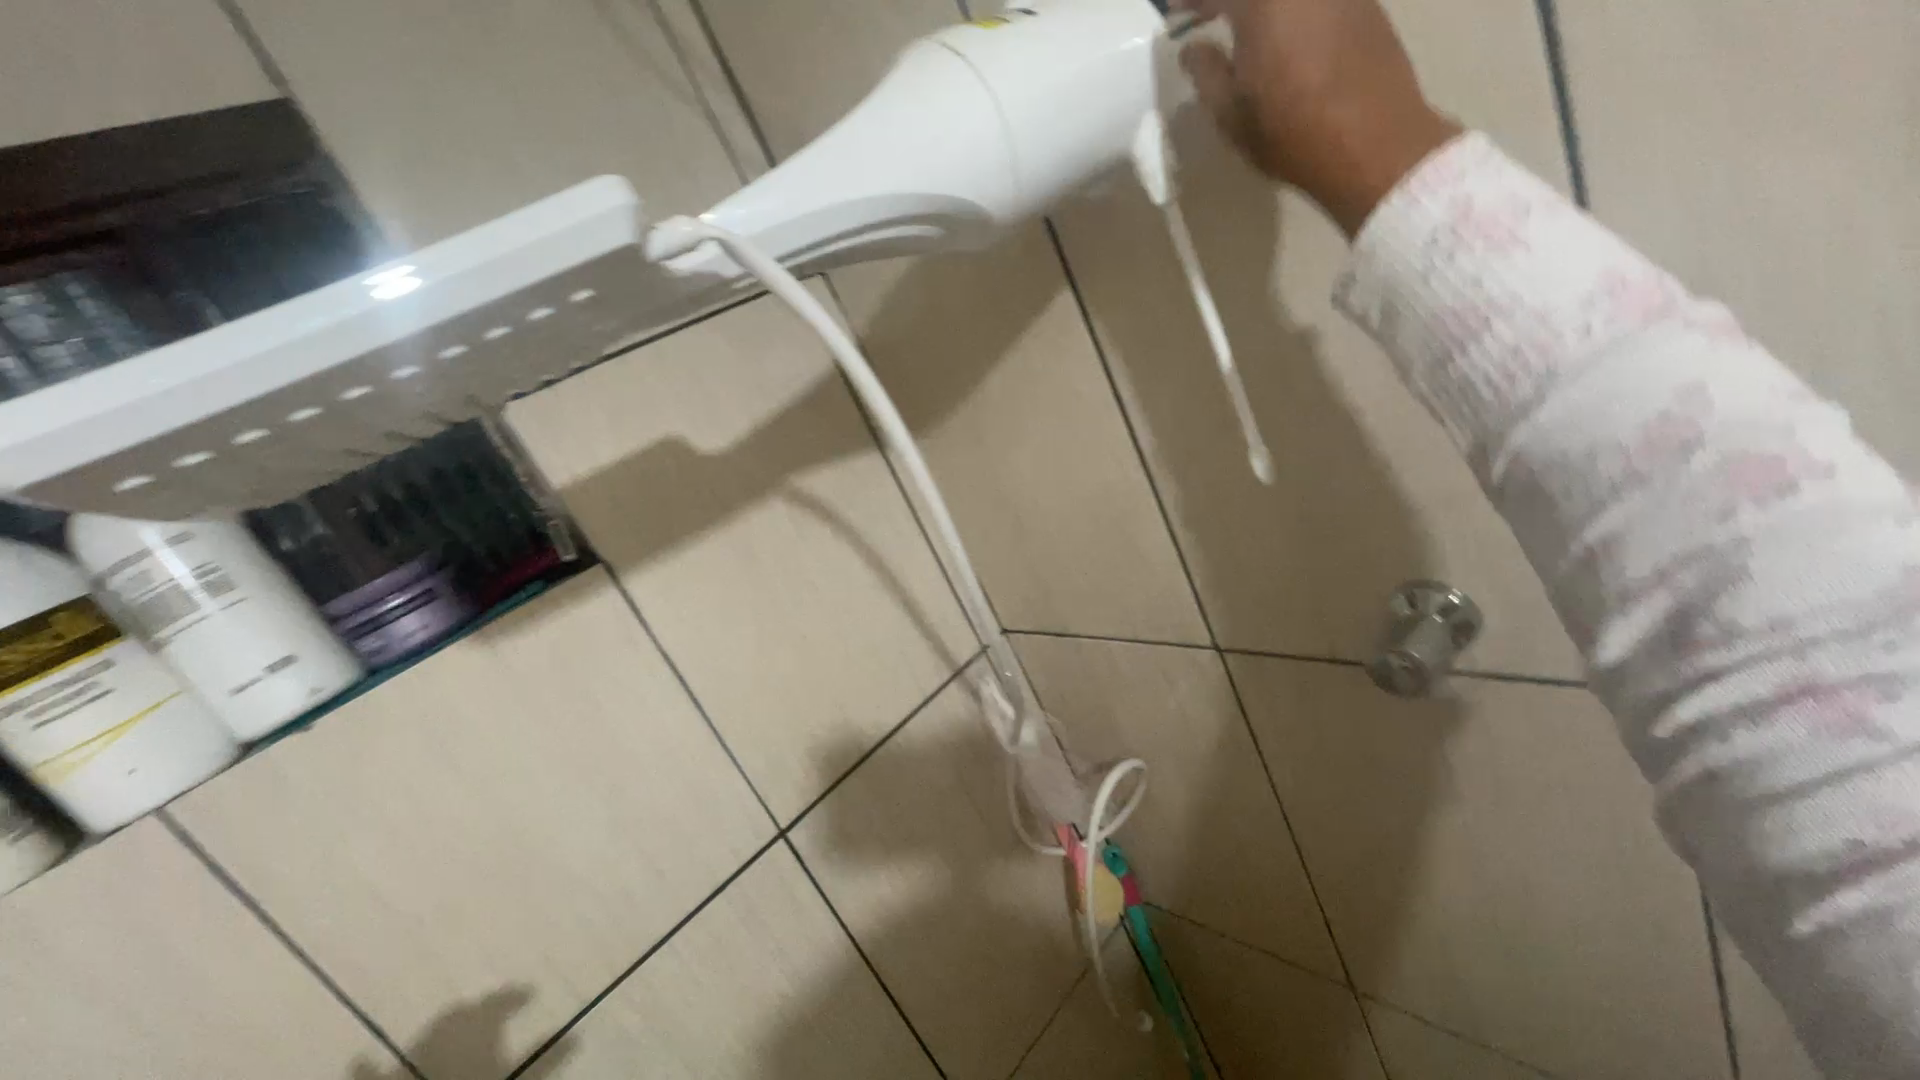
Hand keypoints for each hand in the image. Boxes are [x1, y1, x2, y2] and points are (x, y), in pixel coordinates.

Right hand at [1176, 0, 1462, 235]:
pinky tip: (1288, 29)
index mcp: (1262, 3)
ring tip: (1249, 24)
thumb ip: (1205, 72)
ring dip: (1263, 8)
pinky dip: (1296, 10)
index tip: (1174, 11)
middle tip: (1213, 14)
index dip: (1190, 0)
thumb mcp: (1231, 114)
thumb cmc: (1291, 134)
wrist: (1373, 146)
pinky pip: (1319, 2)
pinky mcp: (1365, 3)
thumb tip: (1193, 48)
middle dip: (1230, 0)